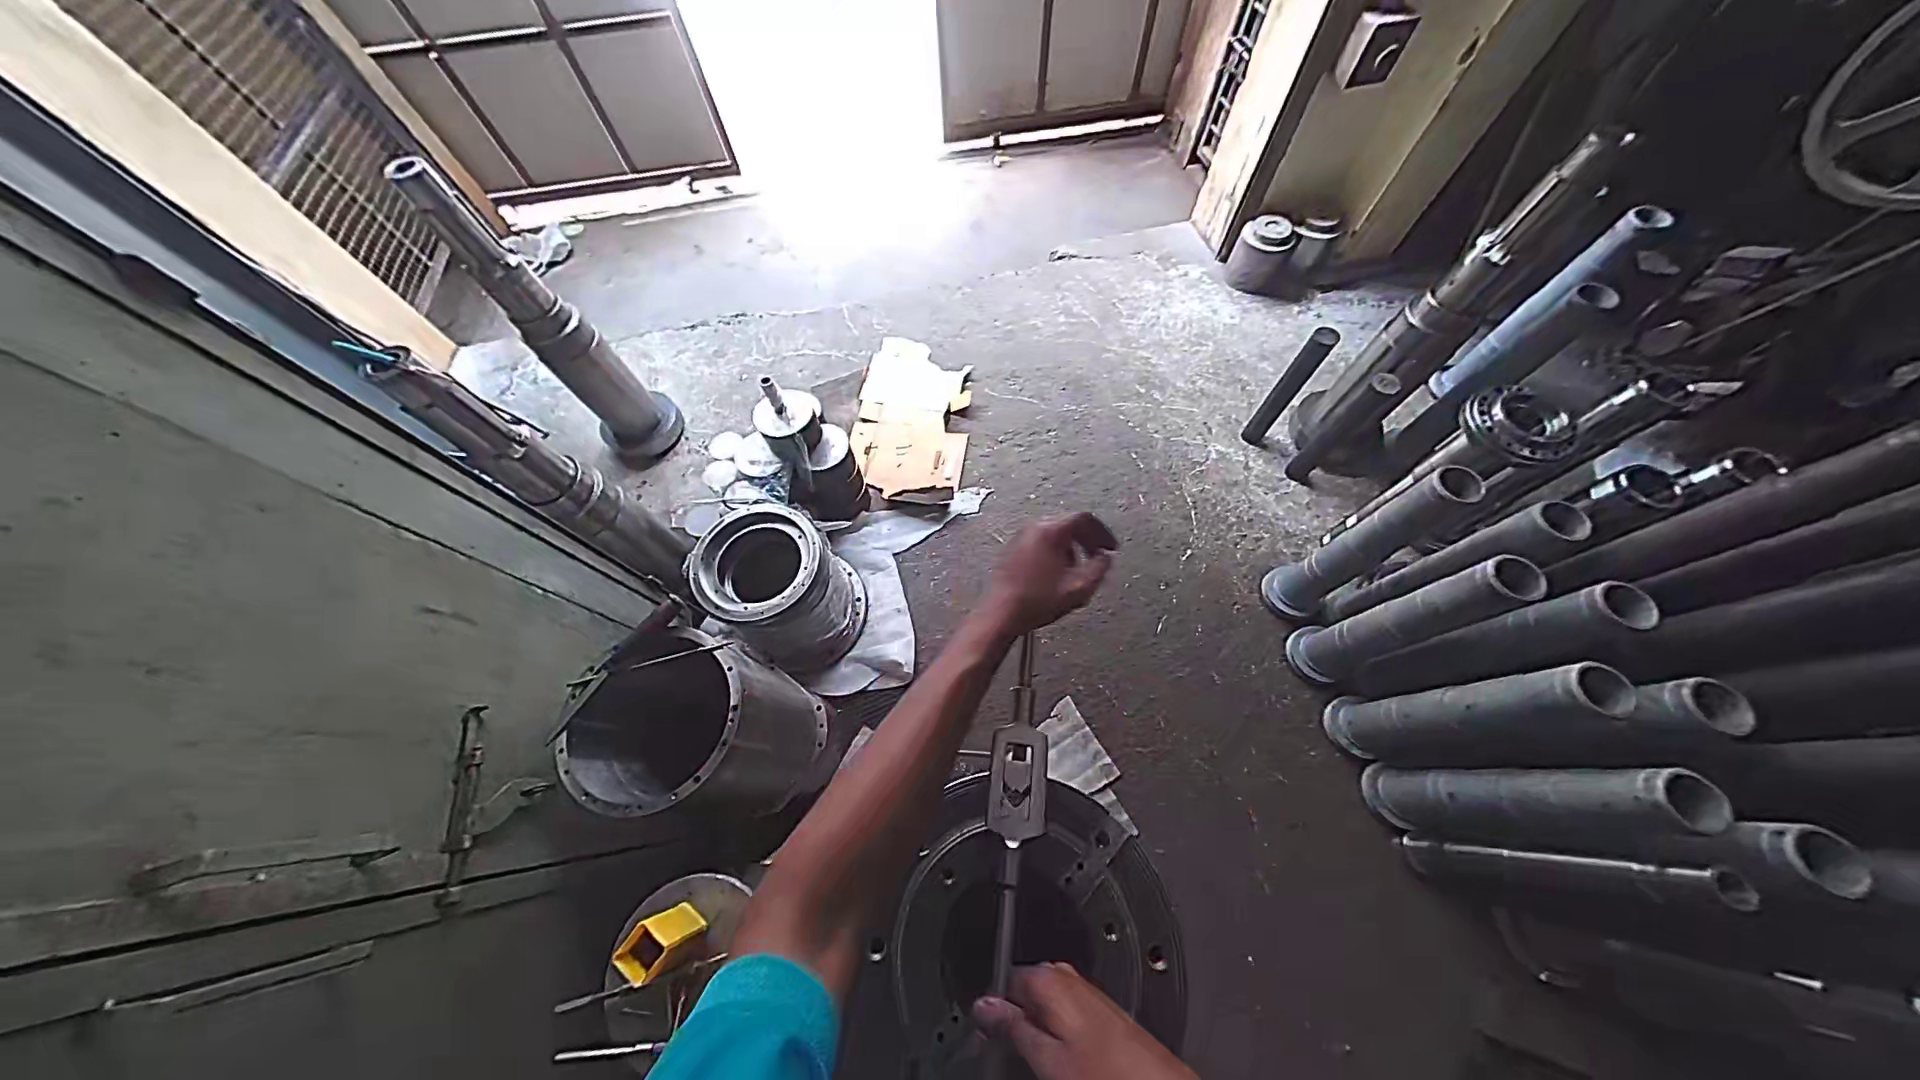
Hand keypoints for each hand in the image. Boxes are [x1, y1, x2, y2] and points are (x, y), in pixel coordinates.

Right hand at [973, 963, 1195, 1079]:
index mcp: (1049, 978)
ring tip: (1050, 1067)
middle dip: (1018, 1023)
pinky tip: (1070, 1065)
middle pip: (1024, 995)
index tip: (990, 1039)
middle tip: (1021, 1059)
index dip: (994, 1016)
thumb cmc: (1109, 1076)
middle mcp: (1068, 977)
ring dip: (1039, 1033)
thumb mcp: (1047, 1060)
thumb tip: (984, 1006)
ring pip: (1046, 1008)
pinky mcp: (1098, 1010)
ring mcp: (1085, 992)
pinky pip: (1065, 1017)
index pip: (1002, 984)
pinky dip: (1060, 1038)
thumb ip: (1011, 1028)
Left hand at [980, 514, 1117, 635]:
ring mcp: (1020, 539)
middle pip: (1068, 525)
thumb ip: (1100, 568)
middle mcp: (1033, 530)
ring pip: (1054, 535)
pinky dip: (1054, 553)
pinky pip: (1040, 544)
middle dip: (1087, 541)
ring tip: (1078, 570)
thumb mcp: (1080, 588)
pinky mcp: (1012, 551)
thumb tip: (1105, 559)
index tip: (1109, 546)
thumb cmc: (1035, 602)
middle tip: (1098, 556)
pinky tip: (1057, 575)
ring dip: (1071, 549)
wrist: (1002, 614)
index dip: (1103, 533)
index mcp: (1050, 532)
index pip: (1084, 519)